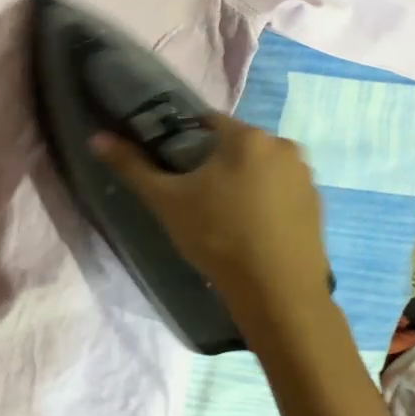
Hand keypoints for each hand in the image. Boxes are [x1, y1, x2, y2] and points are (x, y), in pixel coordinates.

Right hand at [89, 113, 329, 318]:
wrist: (279, 294)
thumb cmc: (217, 236)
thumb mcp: (165, 200)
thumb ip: (131, 165)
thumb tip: (96, 138)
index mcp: (248, 137)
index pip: (203, 121)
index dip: (180, 139)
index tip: (167, 163)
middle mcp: (283, 147)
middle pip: (233, 143)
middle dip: (210, 160)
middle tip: (188, 190)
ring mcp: (306, 176)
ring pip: (257, 166)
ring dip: (237, 178)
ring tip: (215, 210)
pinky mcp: (318, 205)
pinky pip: (277, 188)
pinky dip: (260, 198)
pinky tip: (244, 225)